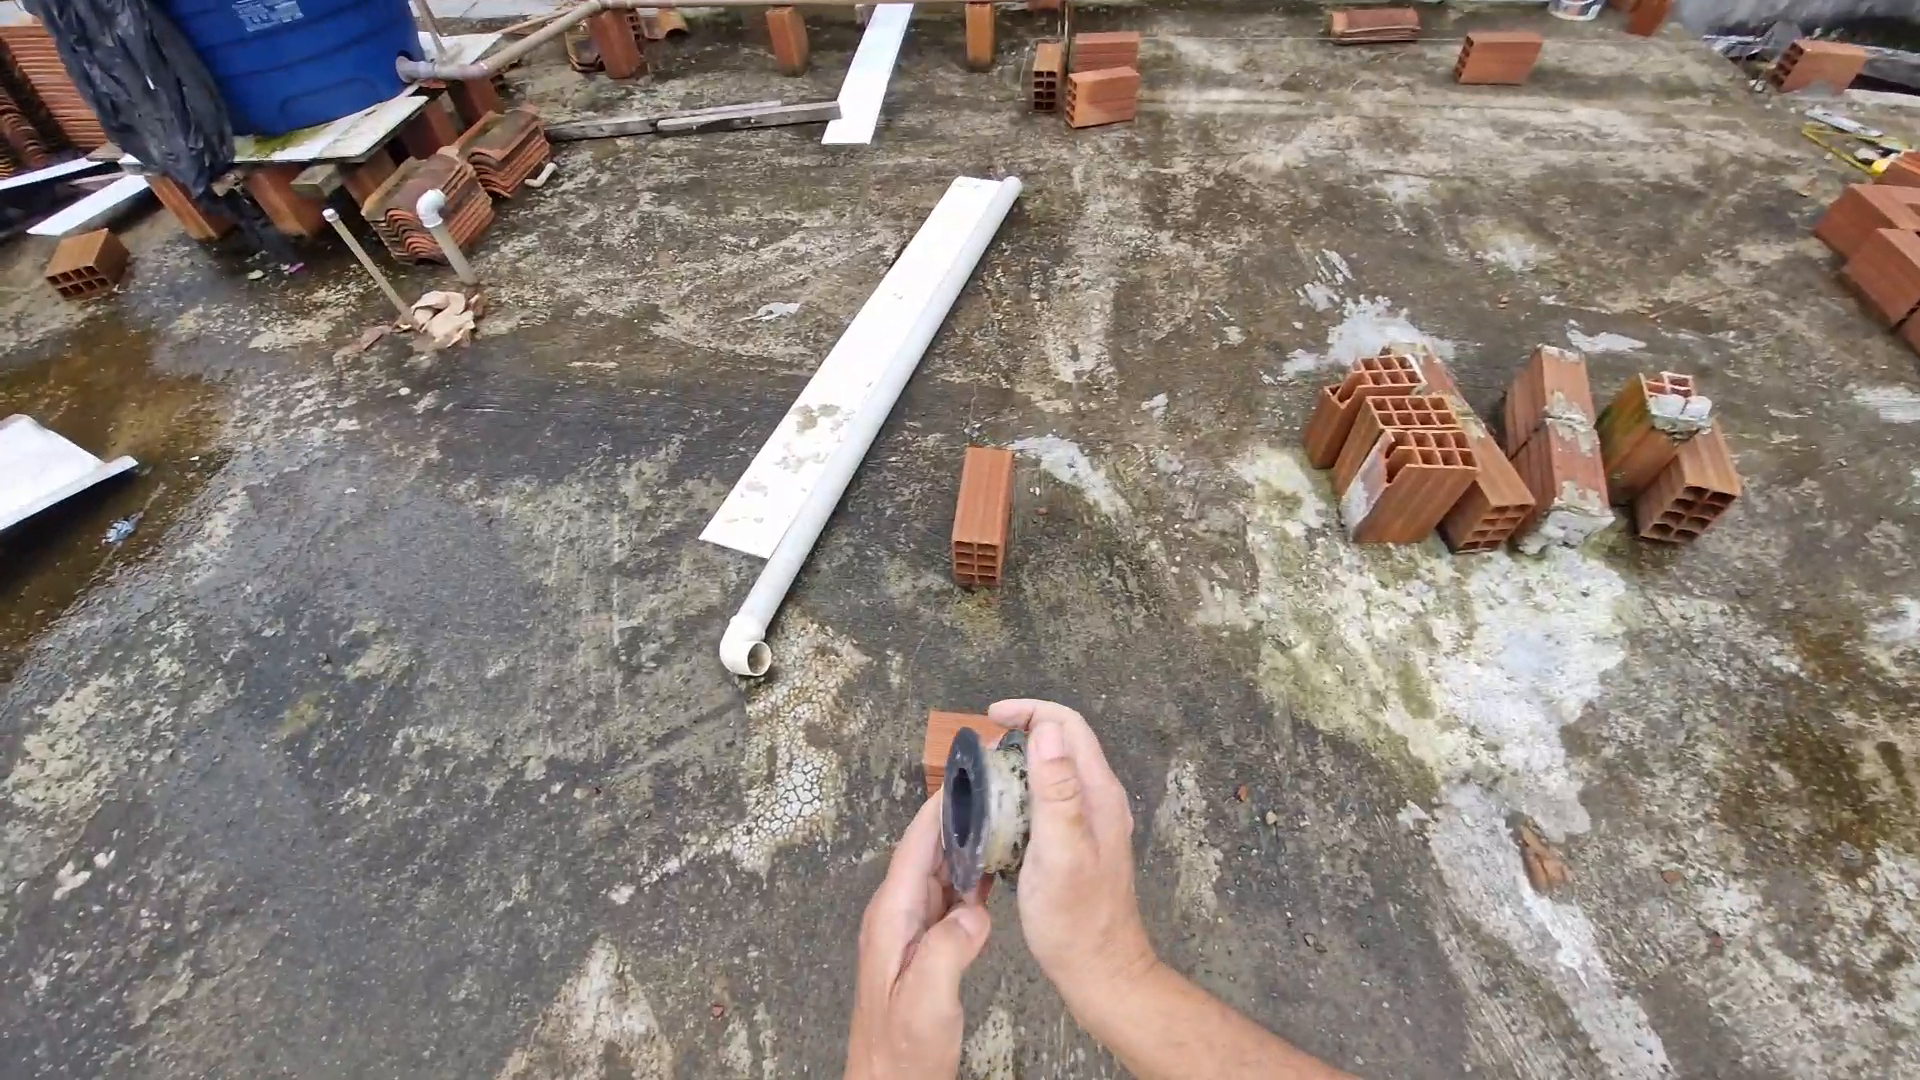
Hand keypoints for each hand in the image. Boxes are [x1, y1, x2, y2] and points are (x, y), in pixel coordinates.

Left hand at [845, 795, 992, 1079]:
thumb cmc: (900, 1054)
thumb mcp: (926, 1003)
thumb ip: (947, 950)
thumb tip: (973, 911)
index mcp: (892, 917)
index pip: (913, 848)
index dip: (936, 811)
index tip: (961, 781)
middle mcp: (897, 914)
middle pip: (926, 852)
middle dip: (955, 819)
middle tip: (989, 793)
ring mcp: (909, 928)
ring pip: (938, 872)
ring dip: (964, 847)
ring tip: (995, 822)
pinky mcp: (924, 944)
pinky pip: (947, 898)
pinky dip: (968, 880)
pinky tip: (989, 874)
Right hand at [989, 699, 1158, 1013]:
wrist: (1101, 972)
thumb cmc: (1076, 919)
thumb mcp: (1061, 851)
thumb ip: (1057, 790)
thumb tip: (1047, 730)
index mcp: (1098, 792)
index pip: (1068, 726)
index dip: (1031, 711)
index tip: (992, 717)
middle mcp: (1099, 798)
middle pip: (1062, 742)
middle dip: (1022, 732)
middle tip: (984, 753)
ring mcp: (1091, 820)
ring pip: (1054, 769)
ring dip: (1020, 761)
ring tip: (987, 777)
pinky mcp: (1079, 840)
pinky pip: (1049, 797)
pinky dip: (1022, 790)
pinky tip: (1001, 811)